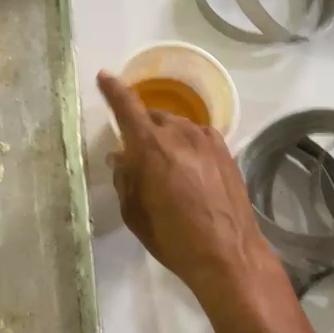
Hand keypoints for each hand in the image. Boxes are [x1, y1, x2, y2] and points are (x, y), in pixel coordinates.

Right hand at [97, 71, 279, 305]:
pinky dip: (187, 144)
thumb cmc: (174, 239)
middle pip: (153, 118)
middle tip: (137, 158)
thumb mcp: (135, 214)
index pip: (127, 107)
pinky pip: (198, 136)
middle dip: (141, 131)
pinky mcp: (225, 151)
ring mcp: (207, 140)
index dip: (113, 90)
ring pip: (177, 126)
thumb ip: (125, 178)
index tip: (104, 77)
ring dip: (165, 138)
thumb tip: (121, 156)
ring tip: (165, 168)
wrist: (229, 255)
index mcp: (151, 147)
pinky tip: (189, 169)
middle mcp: (179, 134)